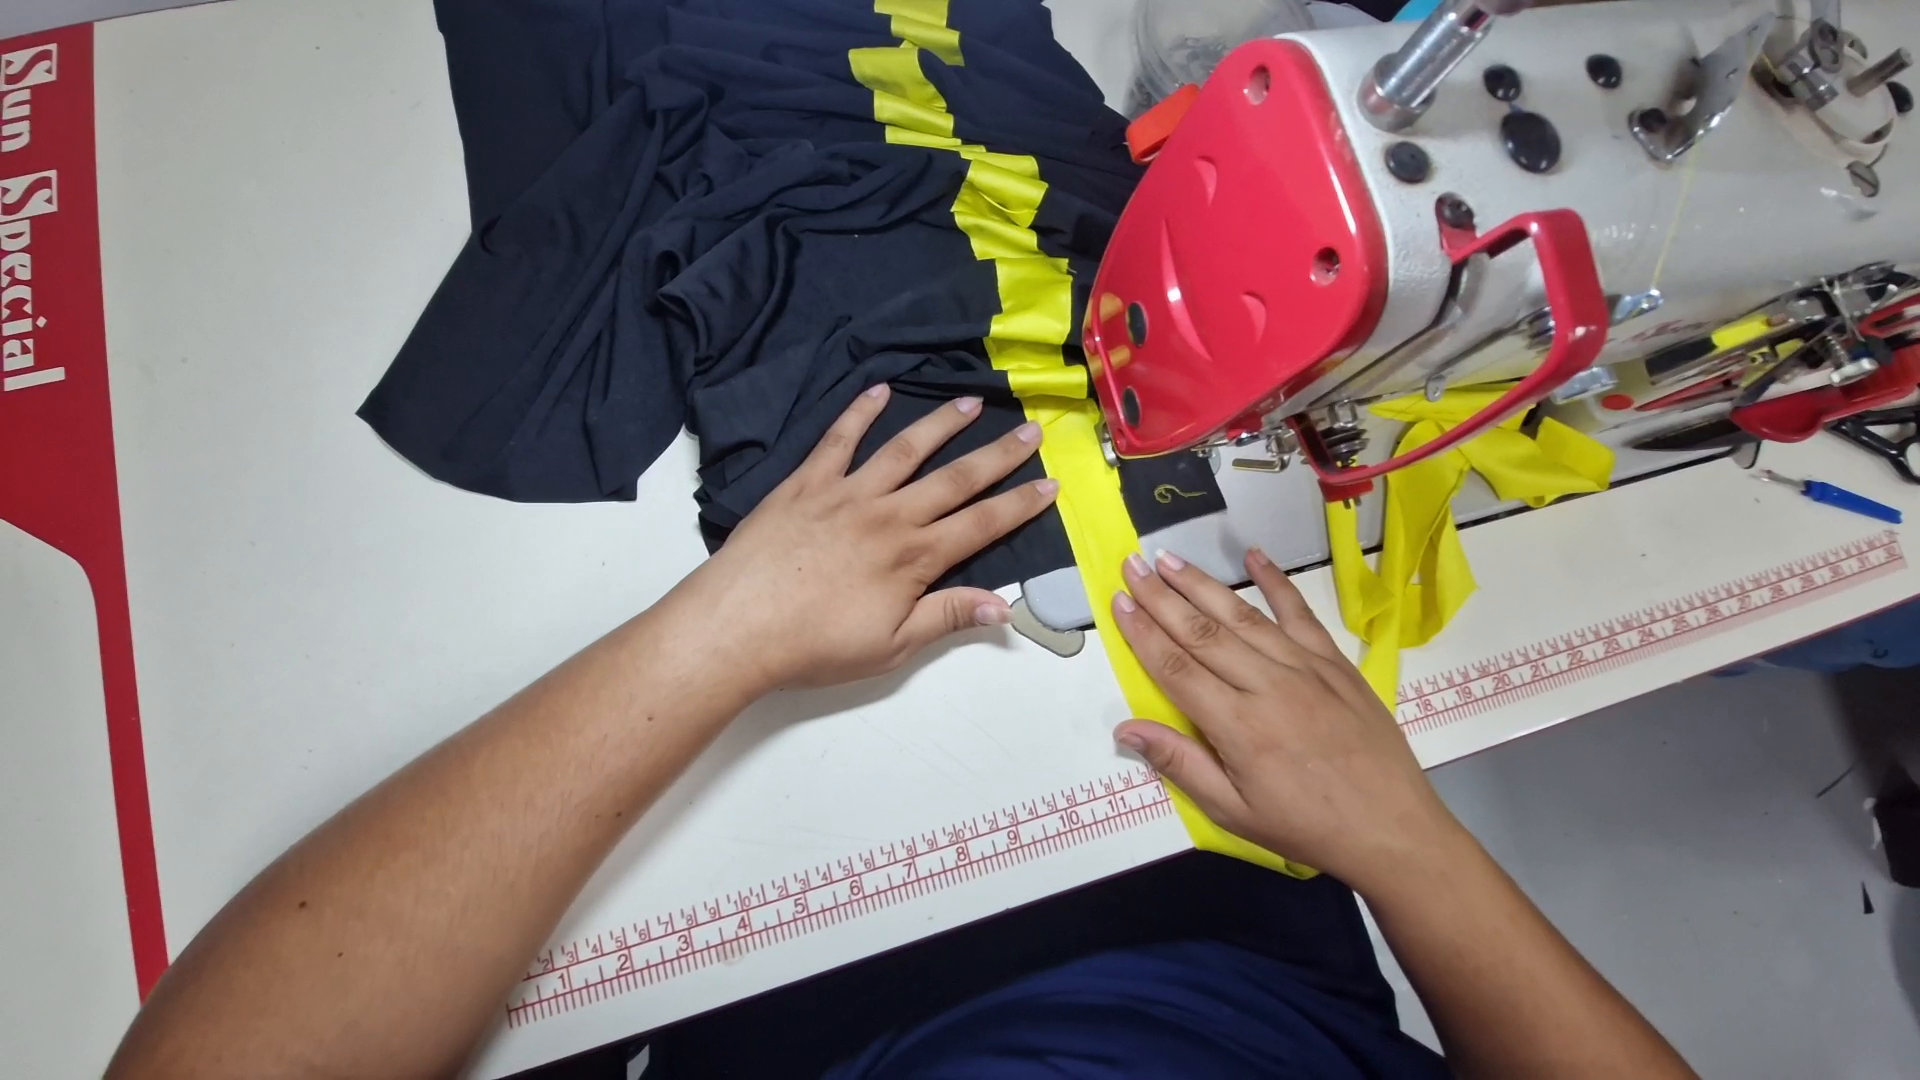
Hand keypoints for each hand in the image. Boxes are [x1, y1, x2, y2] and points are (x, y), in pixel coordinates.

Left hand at [666, 384, 1057, 692]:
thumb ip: (948, 617)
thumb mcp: (891, 645)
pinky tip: (879, 390)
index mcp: (914, 557)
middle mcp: (890, 515)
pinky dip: (860, 412)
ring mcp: (848, 492)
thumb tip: (1006, 606)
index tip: (1050, 485)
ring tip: (970, 403)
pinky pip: (838, 439)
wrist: (738, 625)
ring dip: (941, 424)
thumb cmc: (816, 644)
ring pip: (905, 449)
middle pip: (955, 479)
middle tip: (1030, 432)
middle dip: (998, 456)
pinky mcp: (807, 483)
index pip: (982, 525)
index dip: (1020, 505)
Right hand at [1110, 549, 1463, 888]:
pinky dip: (1276, 581)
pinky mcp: (1334, 663)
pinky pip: (1300, 613)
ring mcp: (1305, 668)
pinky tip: (1254, 555)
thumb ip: (1180, 764)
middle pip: (1202, 632)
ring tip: (1169, 559)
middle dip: (1161, 596)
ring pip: (1242, 616)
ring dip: (1202, 584)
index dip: (1143, 633)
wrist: (1393, 830)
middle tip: (1132, 565)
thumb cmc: (1305, 826)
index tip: (1119, 602)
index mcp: (1239, 727)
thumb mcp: (1234, 812)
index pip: (1176, 668)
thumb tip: (1125, 730)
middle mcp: (1268, 686)